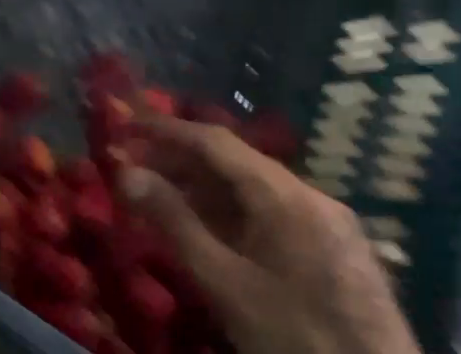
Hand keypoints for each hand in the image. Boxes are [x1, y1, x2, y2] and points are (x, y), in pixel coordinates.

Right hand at [121, 118, 419, 353]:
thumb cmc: (295, 334)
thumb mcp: (223, 281)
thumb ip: (172, 221)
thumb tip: (124, 172)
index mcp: (287, 197)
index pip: (216, 141)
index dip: (164, 130)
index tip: (121, 128)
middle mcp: (314, 198)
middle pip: (236, 161)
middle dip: (180, 160)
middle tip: (132, 168)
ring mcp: (332, 225)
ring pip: (255, 187)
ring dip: (204, 187)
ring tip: (161, 200)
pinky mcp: (339, 251)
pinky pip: (274, 211)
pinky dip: (233, 210)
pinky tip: (208, 230)